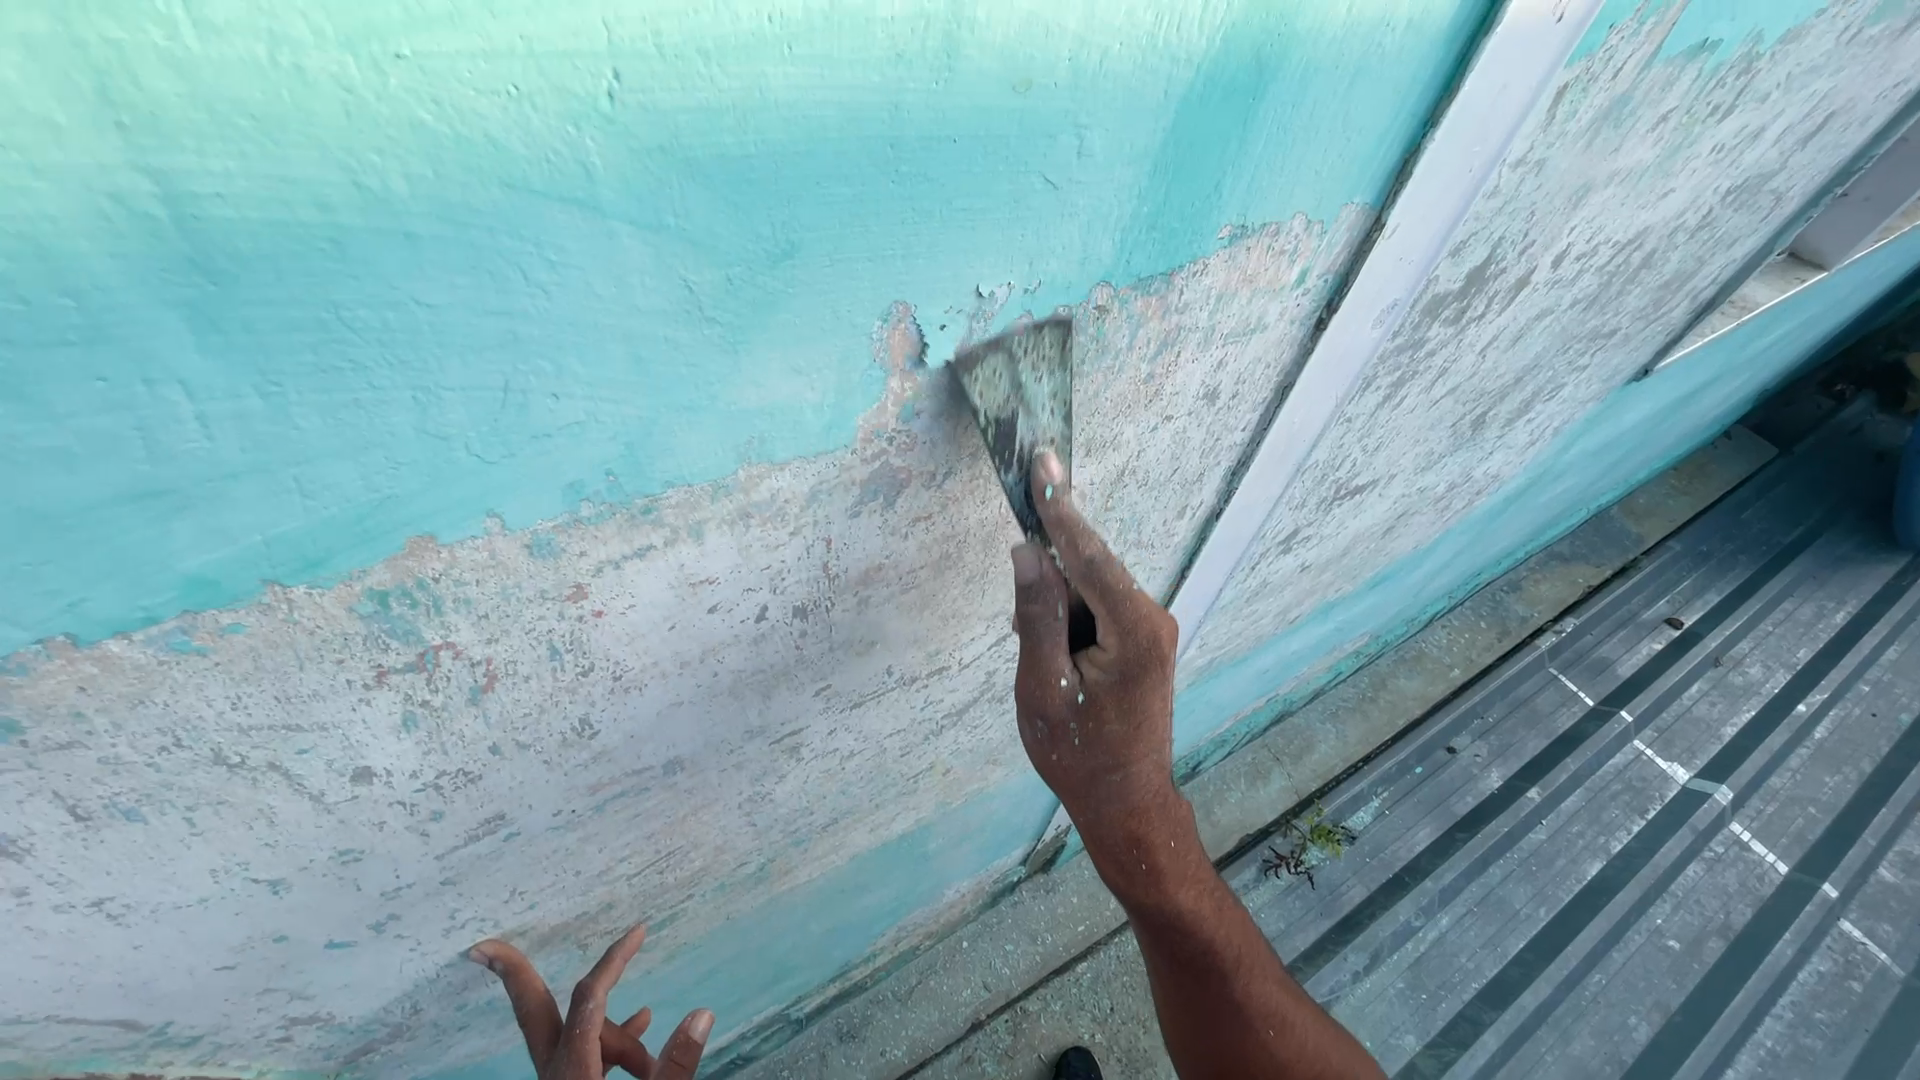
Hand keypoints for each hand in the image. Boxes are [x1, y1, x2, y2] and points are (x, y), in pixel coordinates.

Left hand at [470, 925, 713, 1079]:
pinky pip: (587, 1060)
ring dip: (613, 1030)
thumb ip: (676, 1067)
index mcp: (572, 1076)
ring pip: (578, 1040)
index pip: (588, 1000)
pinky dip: (610, 1042)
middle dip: (514, 979)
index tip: (640, 930)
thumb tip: (701, 1012)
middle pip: (536, 1017)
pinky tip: (642, 1029)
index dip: (613, 961)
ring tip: (650, 1031)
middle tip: (482, 948)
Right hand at [1011, 450, 1181, 844]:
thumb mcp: (1042, 687)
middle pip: (1090, 568)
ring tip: (1041, 663)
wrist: (1126, 802)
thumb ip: (1036, 615)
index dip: (1059, 508)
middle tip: (1026, 624)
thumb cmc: (1077, 754)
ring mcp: (1153, 629)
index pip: (1089, 554)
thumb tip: (1027, 552)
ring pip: (1091, 589)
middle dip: (1048, 576)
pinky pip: (1098, 608)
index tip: (1043, 462)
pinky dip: (1069, 617)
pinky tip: (1054, 657)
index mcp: (1133, 627)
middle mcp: (1153, 617)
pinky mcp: (1144, 641)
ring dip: (1055, 607)